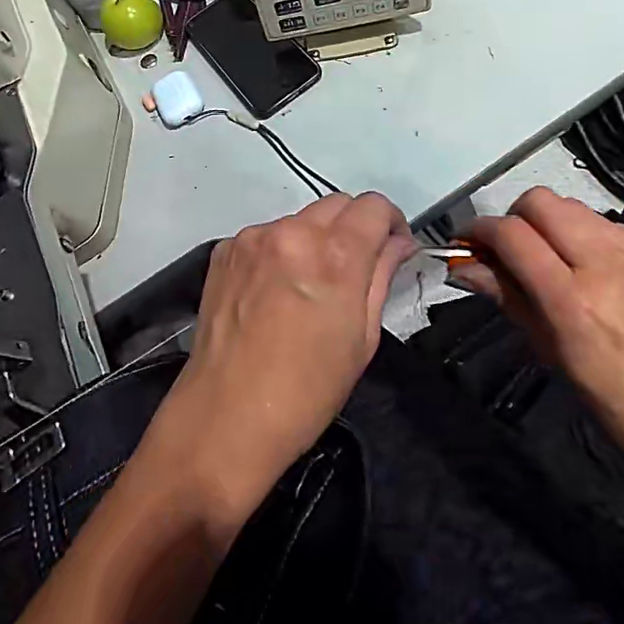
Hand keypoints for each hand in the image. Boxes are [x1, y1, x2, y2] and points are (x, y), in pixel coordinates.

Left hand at [176, 192, 416, 479]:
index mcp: (336, 254)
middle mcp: (294, 232)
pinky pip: (267, 237)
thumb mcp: (363, 338)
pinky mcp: (225, 251)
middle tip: (355, 269)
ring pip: (302, 219)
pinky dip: (281, 252)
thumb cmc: (306, 391)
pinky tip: (275, 292)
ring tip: (308, 287)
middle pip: (339, 204)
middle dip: (355, 228)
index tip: (392, 246)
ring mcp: (254, 239)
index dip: (391, 222)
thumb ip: (382, 276)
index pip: (375, 206)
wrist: (225, 419)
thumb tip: (398, 243)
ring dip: (316, 239)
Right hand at [460, 187, 623, 506]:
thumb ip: (510, 299)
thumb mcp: (554, 357)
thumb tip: (466, 266)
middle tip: (515, 249)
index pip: (512, 235)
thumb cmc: (619, 410)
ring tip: (561, 262)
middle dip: (517, 217)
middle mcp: (610, 268)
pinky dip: (598, 243)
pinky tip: (605, 276)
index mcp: (574, 302)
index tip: (470, 241)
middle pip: (544, 202)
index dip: (481, 230)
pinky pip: (621, 231)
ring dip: (557, 227)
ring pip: (582, 211)